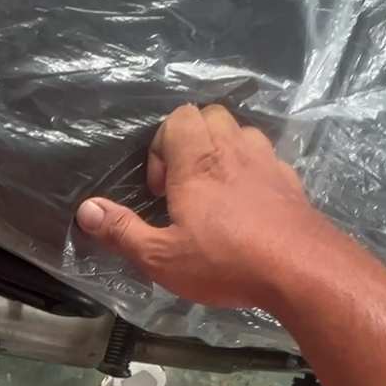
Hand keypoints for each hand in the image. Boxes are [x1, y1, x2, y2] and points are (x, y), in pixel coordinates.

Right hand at [75, 104, 337, 311]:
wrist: (299, 268)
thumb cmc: (223, 261)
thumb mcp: (160, 257)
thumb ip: (122, 231)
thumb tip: (86, 209)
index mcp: (197, 162)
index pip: (178, 118)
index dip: (161, 147)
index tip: (160, 191)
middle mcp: (233, 150)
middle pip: (210, 116)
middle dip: (189, 143)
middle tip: (181, 190)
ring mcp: (266, 162)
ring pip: (239, 132)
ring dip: (220, 153)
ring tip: (210, 195)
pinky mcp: (289, 180)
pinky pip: (264, 157)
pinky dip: (248, 170)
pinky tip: (242, 207)